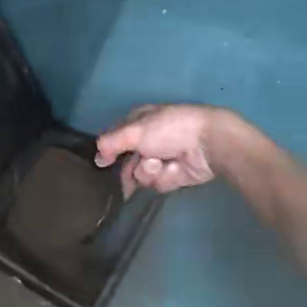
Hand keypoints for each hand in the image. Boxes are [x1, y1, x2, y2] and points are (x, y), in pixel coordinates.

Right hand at [94, 102, 254, 196]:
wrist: (209, 143)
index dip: (108, 151)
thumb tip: (97, 159)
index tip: (103, 163)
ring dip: (149, 171)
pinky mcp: (174, 176)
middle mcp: (148, 140)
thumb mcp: (135, 131)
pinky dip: (165, 177)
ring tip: (161, 163)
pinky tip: (175, 169)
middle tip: (137, 166)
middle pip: (126, 162)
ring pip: (141, 175)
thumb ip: (111, 143)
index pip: (115, 138)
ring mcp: (161, 159)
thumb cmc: (169, 129)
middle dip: (131, 166)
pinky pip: (158, 183)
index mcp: (138, 122)